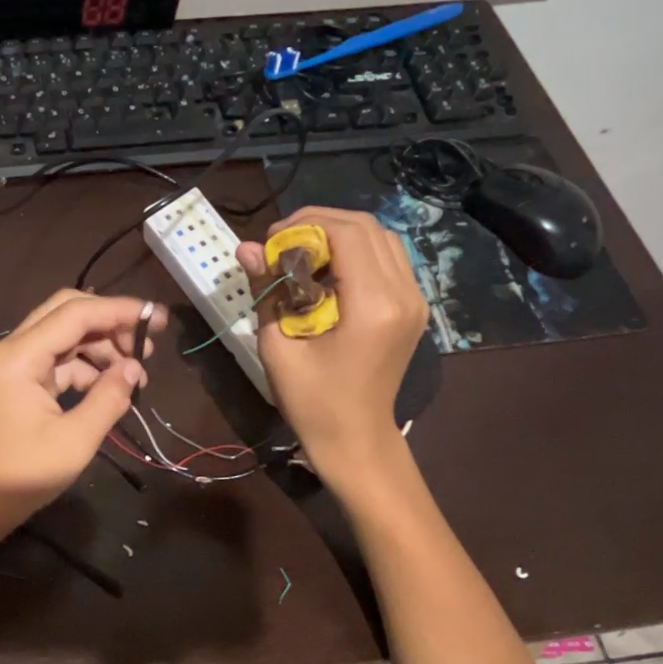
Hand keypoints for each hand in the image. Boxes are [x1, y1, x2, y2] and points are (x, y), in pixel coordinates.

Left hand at [0, 290, 166, 534]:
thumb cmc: (23, 474)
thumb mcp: (75, 440)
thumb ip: (108, 399)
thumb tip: (135, 369)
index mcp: (21, 356)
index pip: (76, 313)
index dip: (120, 310)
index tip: (159, 318)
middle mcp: (14, 351)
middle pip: (67, 313)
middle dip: (110, 322)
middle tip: (148, 344)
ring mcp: (15, 367)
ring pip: (65, 337)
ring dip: (102, 347)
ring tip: (136, 375)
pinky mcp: (20, 384)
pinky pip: (58, 362)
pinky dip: (87, 368)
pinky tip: (111, 389)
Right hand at [235, 208, 428, 485]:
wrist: (354, 439)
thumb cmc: (312, 402)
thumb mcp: (278, 349)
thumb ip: (267, 293)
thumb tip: (247, 249)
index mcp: (373, 306)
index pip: (347, 234)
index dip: (305, 226)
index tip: (270, 242)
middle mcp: (404, 293)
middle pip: (367, 227)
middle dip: (319, 225)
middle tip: (281, 244)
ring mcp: (415, 299)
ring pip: (381, 238)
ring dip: (339, 235)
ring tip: (302, 255)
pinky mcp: (413, 306)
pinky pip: (388, 260)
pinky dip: (356, 253)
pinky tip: (327, 272)